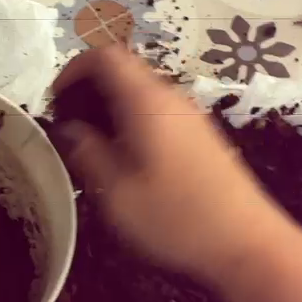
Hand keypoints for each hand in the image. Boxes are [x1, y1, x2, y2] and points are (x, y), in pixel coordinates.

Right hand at [51, 46, 295, 285]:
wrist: (247, 244)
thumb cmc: (175, 218)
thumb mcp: (116, 191)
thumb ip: (87, 152)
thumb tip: (68, 129)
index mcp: (146, 102)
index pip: (105, 56)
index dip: (73, 69)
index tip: (55, 101)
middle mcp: (171, 98)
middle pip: (123, 71)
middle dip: (88, 92)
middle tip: (67, 127)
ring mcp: (190, 116)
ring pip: (140, 94)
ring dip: (109, 110)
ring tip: (91, 147)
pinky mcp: (201, 137)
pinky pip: (157, 113)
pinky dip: (131, 123)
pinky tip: (125, 161)